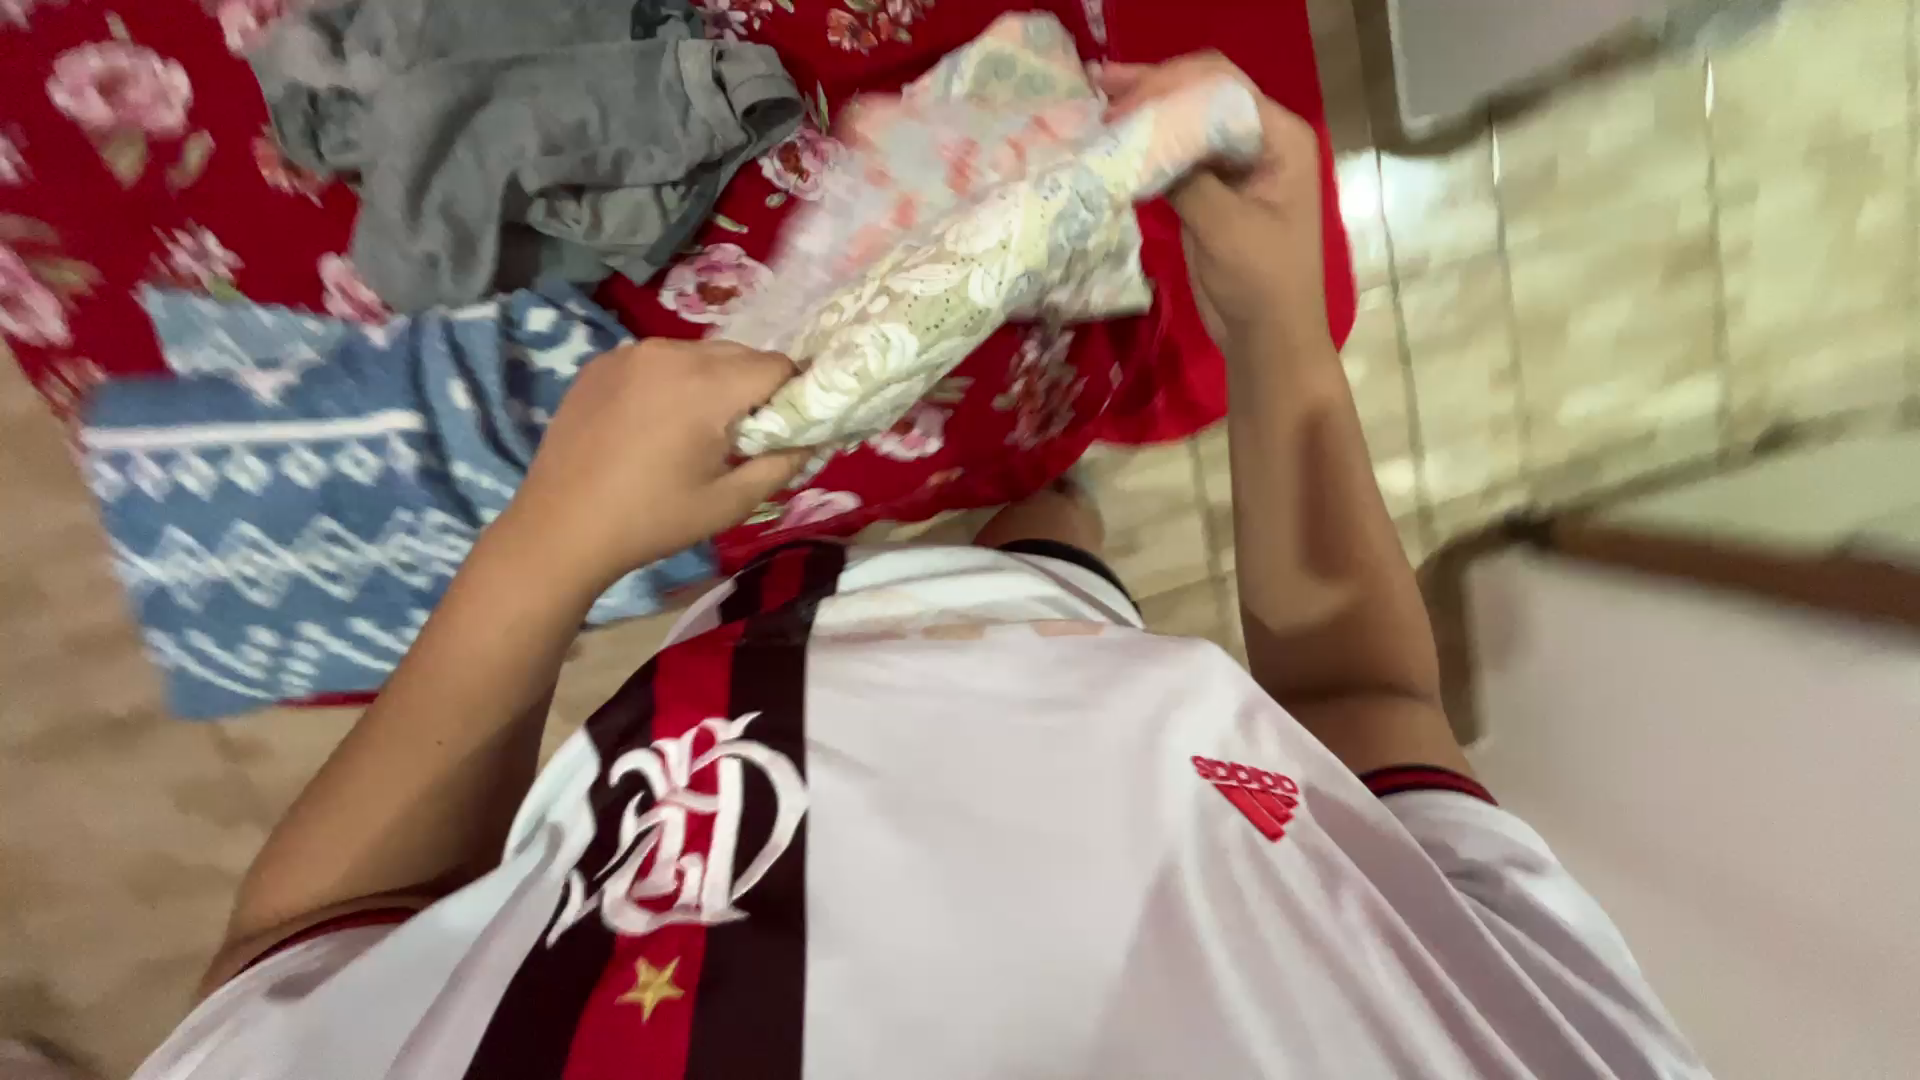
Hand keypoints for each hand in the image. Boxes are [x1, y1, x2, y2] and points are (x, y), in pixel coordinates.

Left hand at [489, 339, 810, 593]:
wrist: (560, 528)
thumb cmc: (653, 520)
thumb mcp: (732, 502)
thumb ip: (784, 463)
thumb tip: (814, 438)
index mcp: (707, 387)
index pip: (778, 365)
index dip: (795, 393)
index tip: (787, 428)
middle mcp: (671, 353)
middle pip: (741, 354)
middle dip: (756, 387)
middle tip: (746, 435)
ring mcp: (631, 353)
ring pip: (701, 354)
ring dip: (717, 382)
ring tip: (699, 429)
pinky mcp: (603, 362)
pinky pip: (661, 359)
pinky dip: (676, 381)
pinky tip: (658, 421)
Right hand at [1097, 54, 1328, 351]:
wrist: (1266, 337)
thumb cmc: (1261, 284)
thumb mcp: (1226, 229)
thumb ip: (1188, 180)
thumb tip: (1141, 143)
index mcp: (1279, 138)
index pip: (1222, 88)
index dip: (1171, 86)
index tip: (1122, 105)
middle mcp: (1259, 141)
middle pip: (1203, 97)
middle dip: (1154, 92)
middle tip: (1100, 92)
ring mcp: (1232, 168)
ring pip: (1186, 126)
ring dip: (1146, 119)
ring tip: (1098, 112)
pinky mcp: (1209, 195)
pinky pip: (1176, 160)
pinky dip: (1147, 153)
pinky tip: (1115, 149)